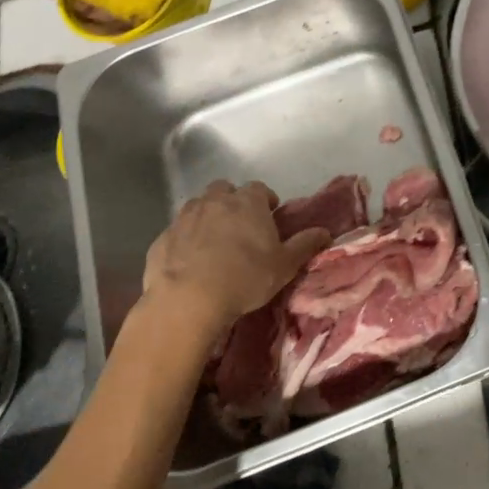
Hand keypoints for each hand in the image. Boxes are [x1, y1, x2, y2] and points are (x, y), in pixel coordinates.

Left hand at [139, 180, 331, 342]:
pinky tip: (190, 261)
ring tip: (214, 242)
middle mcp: (214, 202)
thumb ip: (305, 245)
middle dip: (232, 201)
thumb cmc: (244, 278)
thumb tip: (326, 232)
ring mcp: (184, 218)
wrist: (188, 300)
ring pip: (198, 206)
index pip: (259, 188)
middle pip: (224, 189)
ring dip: (207, 216)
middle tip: (240, 226)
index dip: (265, 200)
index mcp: (247, 203)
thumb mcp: (284, 265)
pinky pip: (177, 231)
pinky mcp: (162, 238)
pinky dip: (185, 239)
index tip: (269, 216)